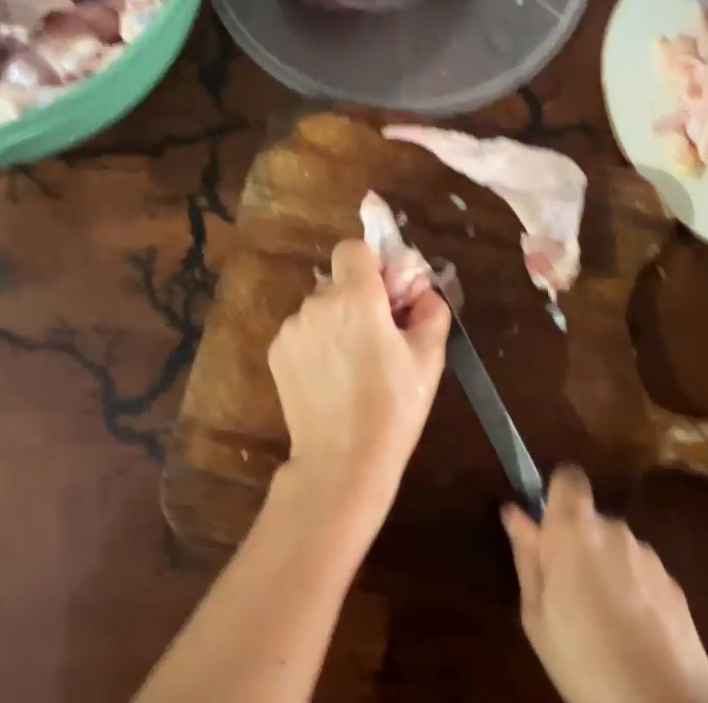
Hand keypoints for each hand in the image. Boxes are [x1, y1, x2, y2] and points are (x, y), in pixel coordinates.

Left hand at [268, 240, 450, 521]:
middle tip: (381, 333)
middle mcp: (316, 303)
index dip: (372, 264)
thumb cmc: (393, 407)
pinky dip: (318, 343)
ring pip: (320, 307)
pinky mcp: (277, 352)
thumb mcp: (429, 357)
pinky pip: (303, 331)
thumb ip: (430, 309)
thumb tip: (422, 289)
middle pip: (338, 280)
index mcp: (355, 296)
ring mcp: (291, 328)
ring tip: (356, 363)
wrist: (342, 460)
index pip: (353, 248)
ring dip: (338, 320)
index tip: (388, 293)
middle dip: (359, 296)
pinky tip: (332, 377)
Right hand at [504, 467, 707, 702]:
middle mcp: (614, 530)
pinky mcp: (674, 585)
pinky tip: (629, 637)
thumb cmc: (582, 658)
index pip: (568, 479)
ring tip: (599, 625)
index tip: (546, 532)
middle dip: (577, 546)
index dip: (556, 496)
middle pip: (590, 521)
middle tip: (564, 596)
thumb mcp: (536, 614)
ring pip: (616, 550)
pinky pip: (641, 576)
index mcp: (574, 530)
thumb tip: (515, 515)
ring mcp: (649, 556)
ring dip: (606, 572)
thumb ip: (527, 557)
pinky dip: (632, 594)